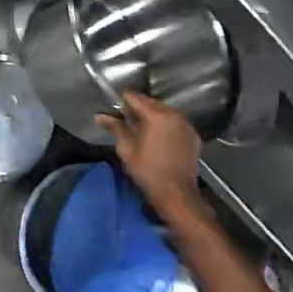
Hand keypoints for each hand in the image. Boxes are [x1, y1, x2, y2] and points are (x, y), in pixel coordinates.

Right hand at [100, 92, 207, 225]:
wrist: (177, 193)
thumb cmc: (147, 171)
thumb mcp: (126, 149)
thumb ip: (115, 128)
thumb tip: (99, 116)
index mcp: (156, 116)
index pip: (134, 97)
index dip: (121, 102)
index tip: (113, 110)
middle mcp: (174, 115)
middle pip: (151, 102)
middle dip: (137, 108)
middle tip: (125, 121)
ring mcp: (186, 125)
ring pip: (164, 111)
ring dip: (152, 116)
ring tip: (141, 129)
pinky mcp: (193, 136)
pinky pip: (176, 122)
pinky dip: (165, 124)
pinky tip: (158, 137)